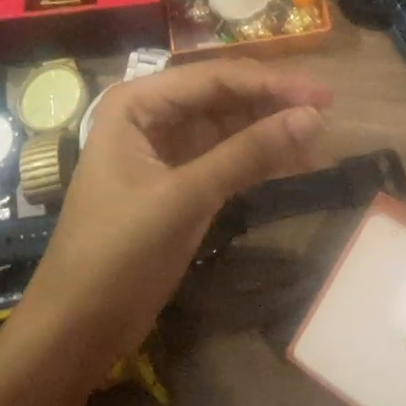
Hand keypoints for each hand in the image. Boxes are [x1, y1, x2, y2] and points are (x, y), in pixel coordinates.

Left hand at [21, 60, 332, 363]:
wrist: (76, 327)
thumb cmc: (117, 254)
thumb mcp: (184, 198)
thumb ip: (247, 154)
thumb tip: (312, 117)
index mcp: (137, 104)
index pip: (215, 78)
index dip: (271, 83)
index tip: (322, 94)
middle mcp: (152, 116)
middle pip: (225, 97)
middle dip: (274, 103)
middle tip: (329, 111)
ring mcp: (167, 150)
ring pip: (230, 127)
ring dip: (271, 131)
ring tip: (321, 137)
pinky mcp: (181, 184)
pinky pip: (228, 158)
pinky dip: (260, 159)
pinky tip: (298, 162)